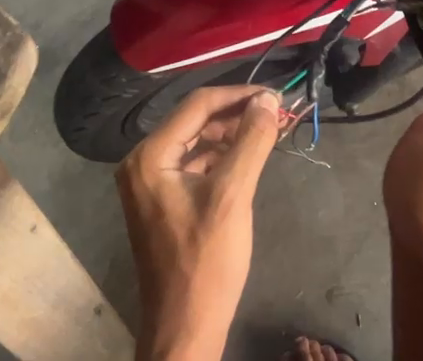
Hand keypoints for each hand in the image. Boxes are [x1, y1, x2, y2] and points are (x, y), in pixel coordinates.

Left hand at [118, 85, 281, 360]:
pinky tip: (251, 156)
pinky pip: (196, 163)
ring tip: (271, 130)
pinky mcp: (165, 200)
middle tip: (278, 112)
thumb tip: (268, 99)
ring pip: (198, 141)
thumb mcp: (233, 196)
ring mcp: (151, 182)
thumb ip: (251, 141)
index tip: (276, 95)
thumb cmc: (206, 261)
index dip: (239, 95)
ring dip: (233, 134)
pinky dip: (224, 156)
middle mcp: (143, 162)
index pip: (198, 105)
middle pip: (196, 120)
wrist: (185, 328)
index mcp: (149, 156)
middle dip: (238, 114)